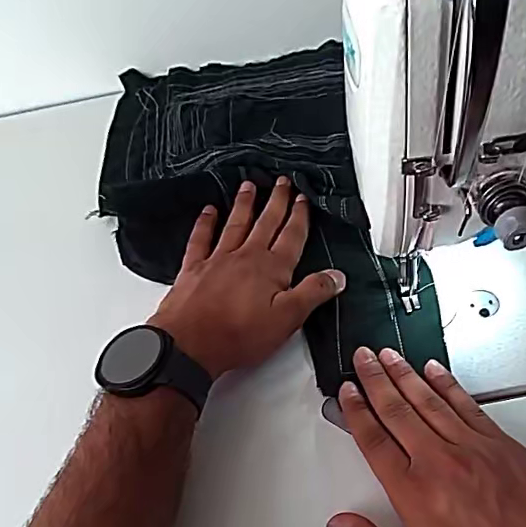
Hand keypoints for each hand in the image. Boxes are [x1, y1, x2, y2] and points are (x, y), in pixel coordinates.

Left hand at [149, 177, 346, 378]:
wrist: (189, 344)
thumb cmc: (237, 335)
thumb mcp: (286, 320)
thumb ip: (312, 294)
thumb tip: (336, 276)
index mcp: (271, 269)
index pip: (291, 237)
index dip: (299, 216)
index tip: (303, 198)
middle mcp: (245, 257)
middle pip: (265, 223)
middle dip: (276, 202)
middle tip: (282, 181)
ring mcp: (217, 260)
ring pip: (235, 225)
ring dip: (244, 205)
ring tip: (249, 185)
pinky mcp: (193, 270)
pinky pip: (200, 239)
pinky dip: (205, 223)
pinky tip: (208, 211)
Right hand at [325, 347, 525, 526]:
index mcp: (416, 493)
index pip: (375, 441)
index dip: (357, 413)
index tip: (347, 394)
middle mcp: (444, 464)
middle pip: (399, 410)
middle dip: (376, 380)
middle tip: (363, 358)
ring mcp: (477, 451)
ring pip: (431, 401)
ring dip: (407, 374)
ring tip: (391, 355)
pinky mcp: (506, 449)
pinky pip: (468, 406)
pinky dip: (449, 385)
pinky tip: (437, 373)